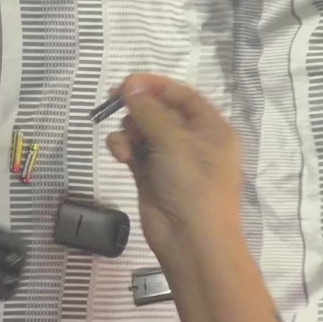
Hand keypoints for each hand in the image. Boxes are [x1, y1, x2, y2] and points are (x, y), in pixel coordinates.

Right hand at [105, 73, 244, 271]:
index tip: (126, 82)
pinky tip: (120, 157)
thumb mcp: (174, 142)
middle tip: (112, 104)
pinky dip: (124, 149)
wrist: (191, 239)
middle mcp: (191, 140)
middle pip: (158, 111)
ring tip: (124, 144)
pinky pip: (132, 150)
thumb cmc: (193, 185)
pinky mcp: (149, 174)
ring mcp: (170, 158)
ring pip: (141, 130)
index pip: (182, 95)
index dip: (155, 85)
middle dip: (137, 109)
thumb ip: (149, 111)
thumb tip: (129, 85)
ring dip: (128, 131)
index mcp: (210, 128)